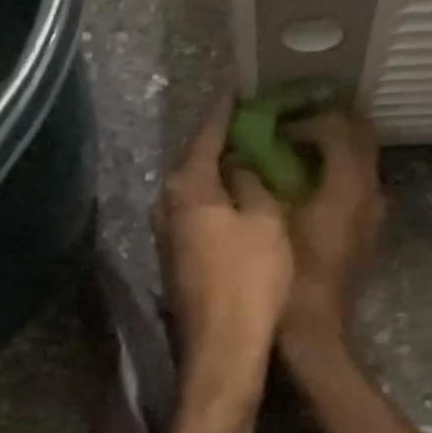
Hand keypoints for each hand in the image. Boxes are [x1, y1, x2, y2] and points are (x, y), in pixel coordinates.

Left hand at [158, 95, 292, 403]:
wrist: (224, 348)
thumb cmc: (249, 279)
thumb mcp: (265, 221)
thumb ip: (253, 183)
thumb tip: (243, 165)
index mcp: (187, 185)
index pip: (208, 131)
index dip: (228, 107)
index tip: (241, 84)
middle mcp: (166, 203)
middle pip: (198, 159)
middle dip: (225, 140)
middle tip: (258, 121)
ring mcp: (167, 233)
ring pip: (198, 189)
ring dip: (223, 173)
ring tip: (255, 156)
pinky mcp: (176, 258)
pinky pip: (199, 213)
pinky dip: (220, 200)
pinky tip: (243, 199)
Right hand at [280, 110, 384, 341]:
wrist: (317, 332)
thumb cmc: (290, 278)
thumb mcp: (267, 226)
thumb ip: (258, 184)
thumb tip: (244, 158)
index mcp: (348, 185)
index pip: (337, 126)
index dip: (305, 120)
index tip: (276, 129)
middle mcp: (370, 192)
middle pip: (361, 134)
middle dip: (328, 122)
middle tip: (291, 125)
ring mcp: (375, 212)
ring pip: (364, 158)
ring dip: (336, 146)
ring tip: (296, 150)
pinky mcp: (368, 229)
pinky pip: (360, 182)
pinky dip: (339, 170)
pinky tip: (307, 183)